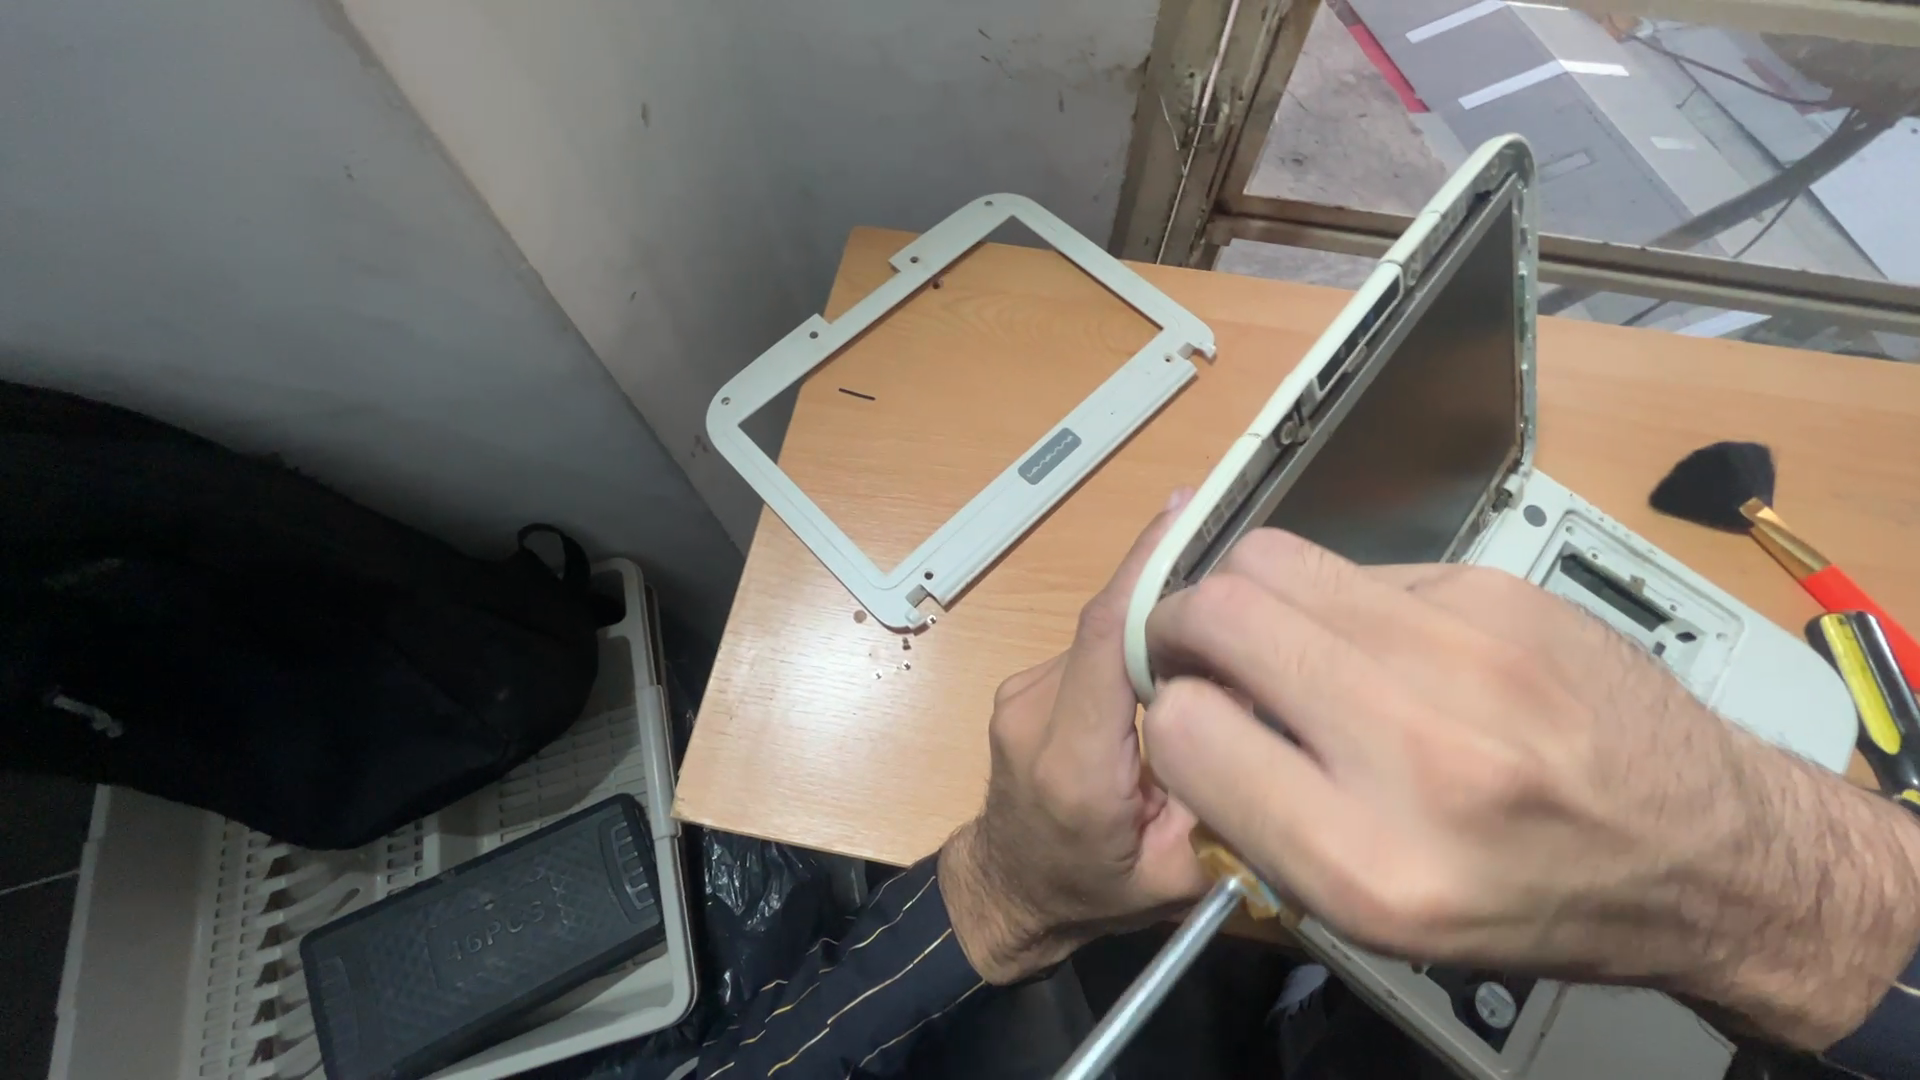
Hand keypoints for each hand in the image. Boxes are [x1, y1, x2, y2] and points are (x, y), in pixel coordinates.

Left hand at [939, 491, 1209, 984]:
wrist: (1006, 889)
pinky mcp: (1018, 688)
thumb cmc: (1091, 892)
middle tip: (1239, 602)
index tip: (1183, 513)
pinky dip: (1126, 651)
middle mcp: (1033, 713)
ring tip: (1206, 655)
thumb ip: (1223, 802)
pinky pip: (1085, 652)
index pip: (1106, 640)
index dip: (1143, 570)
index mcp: (1073, 762)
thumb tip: (1261, 713)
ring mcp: (1017, 694)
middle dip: (1171, 606)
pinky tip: (1161, 678)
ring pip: (1099, 637)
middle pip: (1107, 629)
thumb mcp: (1177, 875)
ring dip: (1151, 634)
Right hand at [1140, 528, 1919, 1047]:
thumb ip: (1253, 809)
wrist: (1715, 856)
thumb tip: (1187, 701)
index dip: (1169, 714)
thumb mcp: (1368, 911)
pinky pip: (1351, 563)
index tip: (1188, 712)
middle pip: (1217, 614)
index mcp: (1369, 863)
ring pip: (1269, 559)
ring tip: (1271, 630)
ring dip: (1241, 591)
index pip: (1184, 730)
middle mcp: (1420, 752)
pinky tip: (1370, 636)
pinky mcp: (1499, 589)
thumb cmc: (1520, 901)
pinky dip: (1330, 596)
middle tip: (1196, 646)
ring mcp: (1467, 651)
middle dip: (1178, 623)